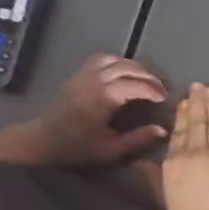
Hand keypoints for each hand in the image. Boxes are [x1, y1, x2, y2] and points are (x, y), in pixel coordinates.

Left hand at [33, 55, 169, 165]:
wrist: (43, 140)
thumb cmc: (78, 148)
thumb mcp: (111, 150)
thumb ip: (138, 139)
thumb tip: (162, 130)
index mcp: (101, 100)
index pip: (133, 86)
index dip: (153, 90)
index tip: (165, 99)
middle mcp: (92, 82)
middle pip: (126, 68)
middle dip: (148, 76)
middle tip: (162, 89)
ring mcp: (83, 75)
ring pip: (114, 60)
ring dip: (134, 67)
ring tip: (147, 80)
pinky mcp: (78, 74)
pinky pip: (101, 59)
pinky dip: (118, 62)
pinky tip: (127, 74)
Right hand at [164, 83, 208, 209]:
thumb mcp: (163, 196)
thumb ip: (152, 176)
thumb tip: (139, 162)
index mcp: (174, 161)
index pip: (179, 132)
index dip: (183, 115)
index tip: (185, 102)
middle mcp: (195, 153)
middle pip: (197, 122)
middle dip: (198, 101)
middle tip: (200, 86)